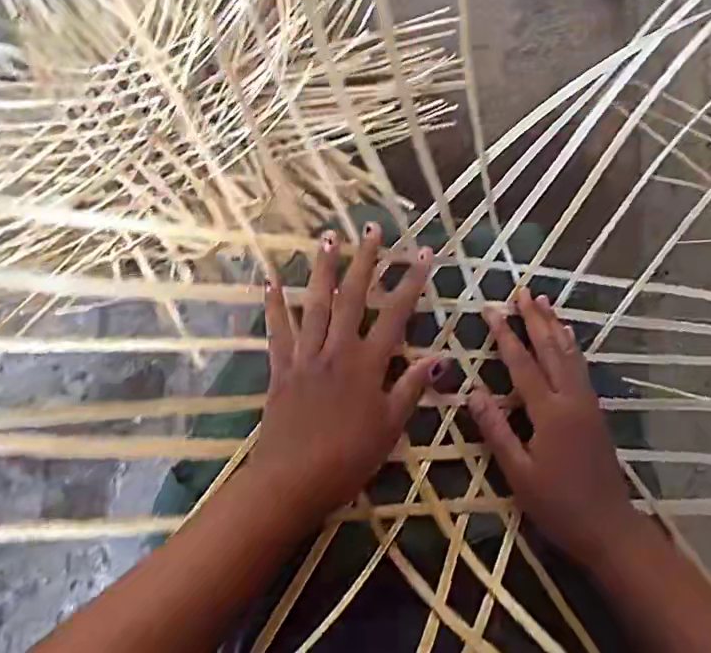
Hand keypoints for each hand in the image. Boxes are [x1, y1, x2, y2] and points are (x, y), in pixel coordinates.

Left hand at [244, 223, 438, 523]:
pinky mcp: (282, 368)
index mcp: (368, 363)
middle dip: (365, 260)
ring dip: (323, 268)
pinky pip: (278, 330)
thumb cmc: (348, 458)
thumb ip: (411, 388)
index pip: (396, 313)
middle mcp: (338, 349)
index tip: (423, 253)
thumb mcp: (390, 427)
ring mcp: (307, 355)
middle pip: (354, 296)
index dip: (411, 282)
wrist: (291, 481)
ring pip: (316, 303)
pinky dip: (275, 305)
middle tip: (371, 229)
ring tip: (328, 238)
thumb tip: (439, 358)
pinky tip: (271, 281)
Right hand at [467, 288, 642, 563]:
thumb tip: (472, 393)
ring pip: (569, 352)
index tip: (491, 309)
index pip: (523, 363)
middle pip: (550, 348)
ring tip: (543, 301)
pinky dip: (570, 344)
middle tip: (522, 292)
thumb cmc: (558, 505)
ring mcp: (586, 400)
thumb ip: (497, 431)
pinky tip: (567, 335)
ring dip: (554, 324)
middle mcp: (570, 397)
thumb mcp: (519, 475)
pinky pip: (580, 365)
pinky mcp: (595, 408)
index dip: (505, 335)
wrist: (609, 526)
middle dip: (534, 318)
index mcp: (549, 412)